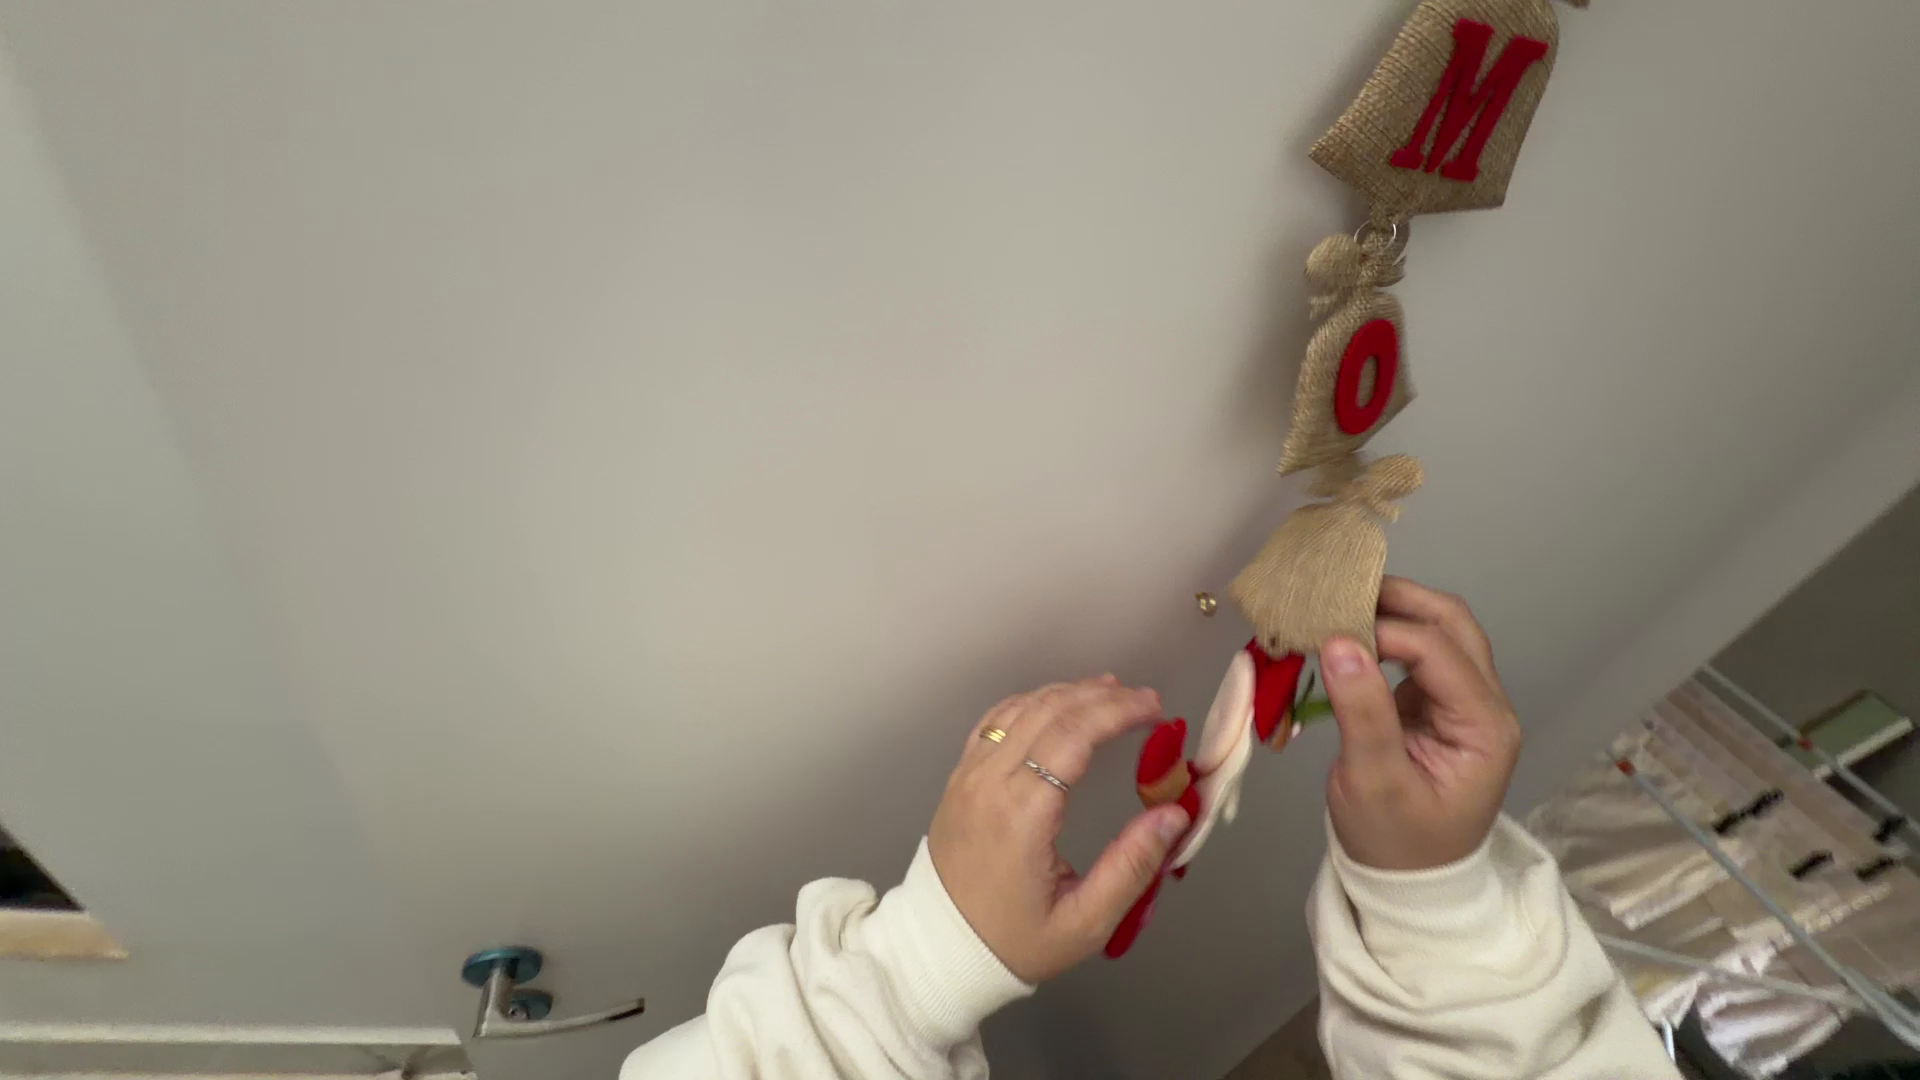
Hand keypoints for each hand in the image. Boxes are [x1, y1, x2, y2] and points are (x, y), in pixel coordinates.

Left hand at [928, 676, 1192, 983]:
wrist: (940, 944)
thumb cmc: (1014, 939)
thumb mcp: (1085, 922)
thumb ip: (1132, 865)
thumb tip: (1175, 814)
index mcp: (1023, 812)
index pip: (1073, 736)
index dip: (1117, 712)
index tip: (1155, 708)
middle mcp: (990, 780)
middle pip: (1050, 711)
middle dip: (1102, 696)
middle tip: (1144, 699)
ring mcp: (969, 771)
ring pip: (1021, 708)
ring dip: (1068, 692)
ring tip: (1110, 691)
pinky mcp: (959, 774)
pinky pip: (995, 720)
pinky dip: (1031, 702)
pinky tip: (1057, 703)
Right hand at [1320, 577, 1521, 871]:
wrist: (1407, 880)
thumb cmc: (1393, 838)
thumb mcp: (1374, 781)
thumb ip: (1362, 710)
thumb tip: (1338, 641)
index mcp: (1483, 726)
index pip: (1436, 650)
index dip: (1382, 631)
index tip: (1324, 634)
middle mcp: (1484, 704)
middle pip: (1453, 623)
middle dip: (1397, 597)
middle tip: (1338, 592)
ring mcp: (1461, 701)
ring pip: (1440, 629)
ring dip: (1392, 609)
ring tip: (1339, 606)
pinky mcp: (1433, 703)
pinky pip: (1416, 650)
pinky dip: (1384, 631)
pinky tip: (1347, 633)